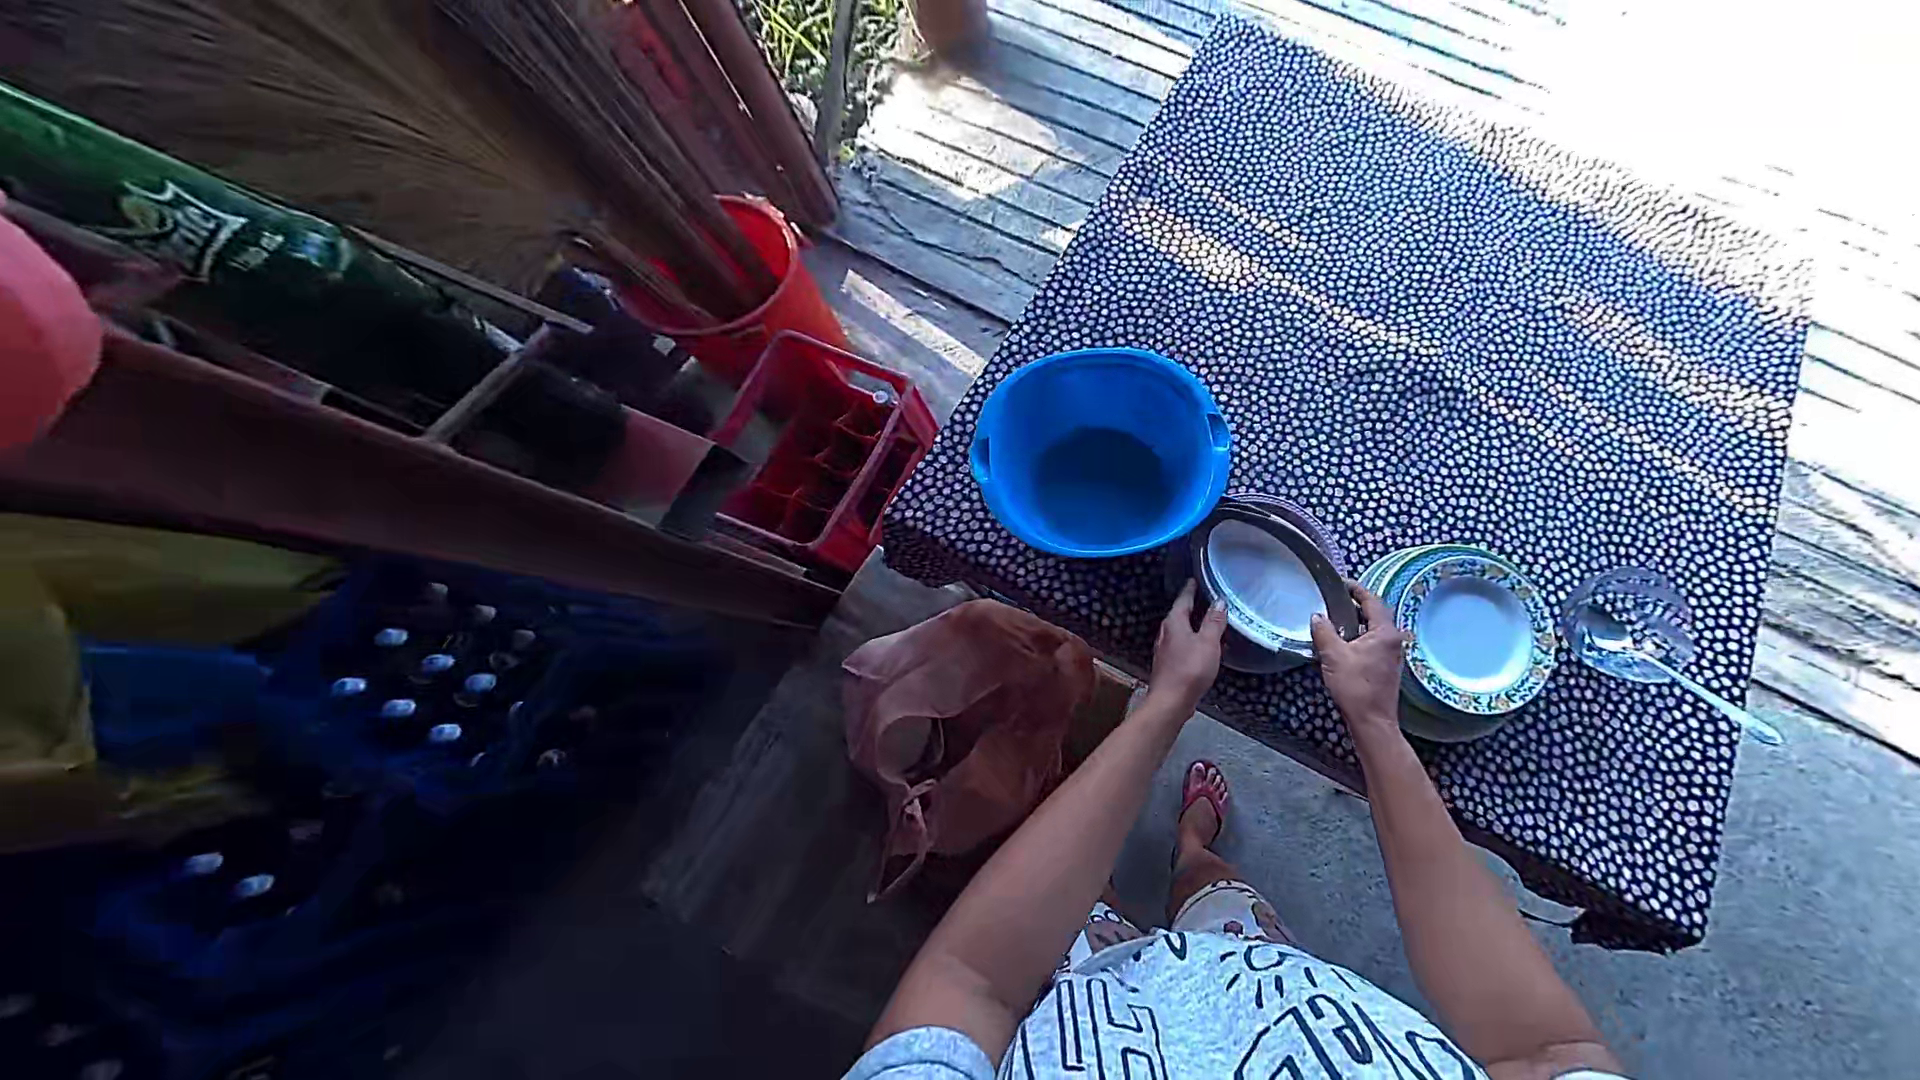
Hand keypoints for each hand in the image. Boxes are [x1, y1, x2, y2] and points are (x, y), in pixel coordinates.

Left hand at [1150, 580, 1226, 710]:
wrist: (1171, 700)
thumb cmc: (1189, 669)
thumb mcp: (1208, 643)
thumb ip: (1214, 622)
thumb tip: (1219, 602)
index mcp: (1173, 623)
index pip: (1182, 600)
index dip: (1190, 590)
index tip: (1195, 580)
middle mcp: (1166, 632)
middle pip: (1180, 614)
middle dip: (1193, 607)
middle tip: (1206, 599)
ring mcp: (1165, 648)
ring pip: (1181, 630)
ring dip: (1195, 625)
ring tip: (1210, 622)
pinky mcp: (1168, 662)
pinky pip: (1183, 645)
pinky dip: (1194, 641)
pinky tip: (1204, 648)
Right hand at [1310, 580, 1407, 738]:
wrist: (1371, 720)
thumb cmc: (1355, 685)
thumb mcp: (1333, 655)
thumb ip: (1324, 631)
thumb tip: (1317, 616)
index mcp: (1385, 633)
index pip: (1372, 601)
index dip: (1356, 589)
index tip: (1340, 582)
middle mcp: (1394, 640)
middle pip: (1374, 614)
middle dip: (1354, 605)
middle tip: (1332, 599)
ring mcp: (1392, 654)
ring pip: (1372, 629)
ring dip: (1354, 622)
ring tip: (1332, 618)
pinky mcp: (1385, 666)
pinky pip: (1371, 641)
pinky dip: (1357, 635)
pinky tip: (1341, 640)